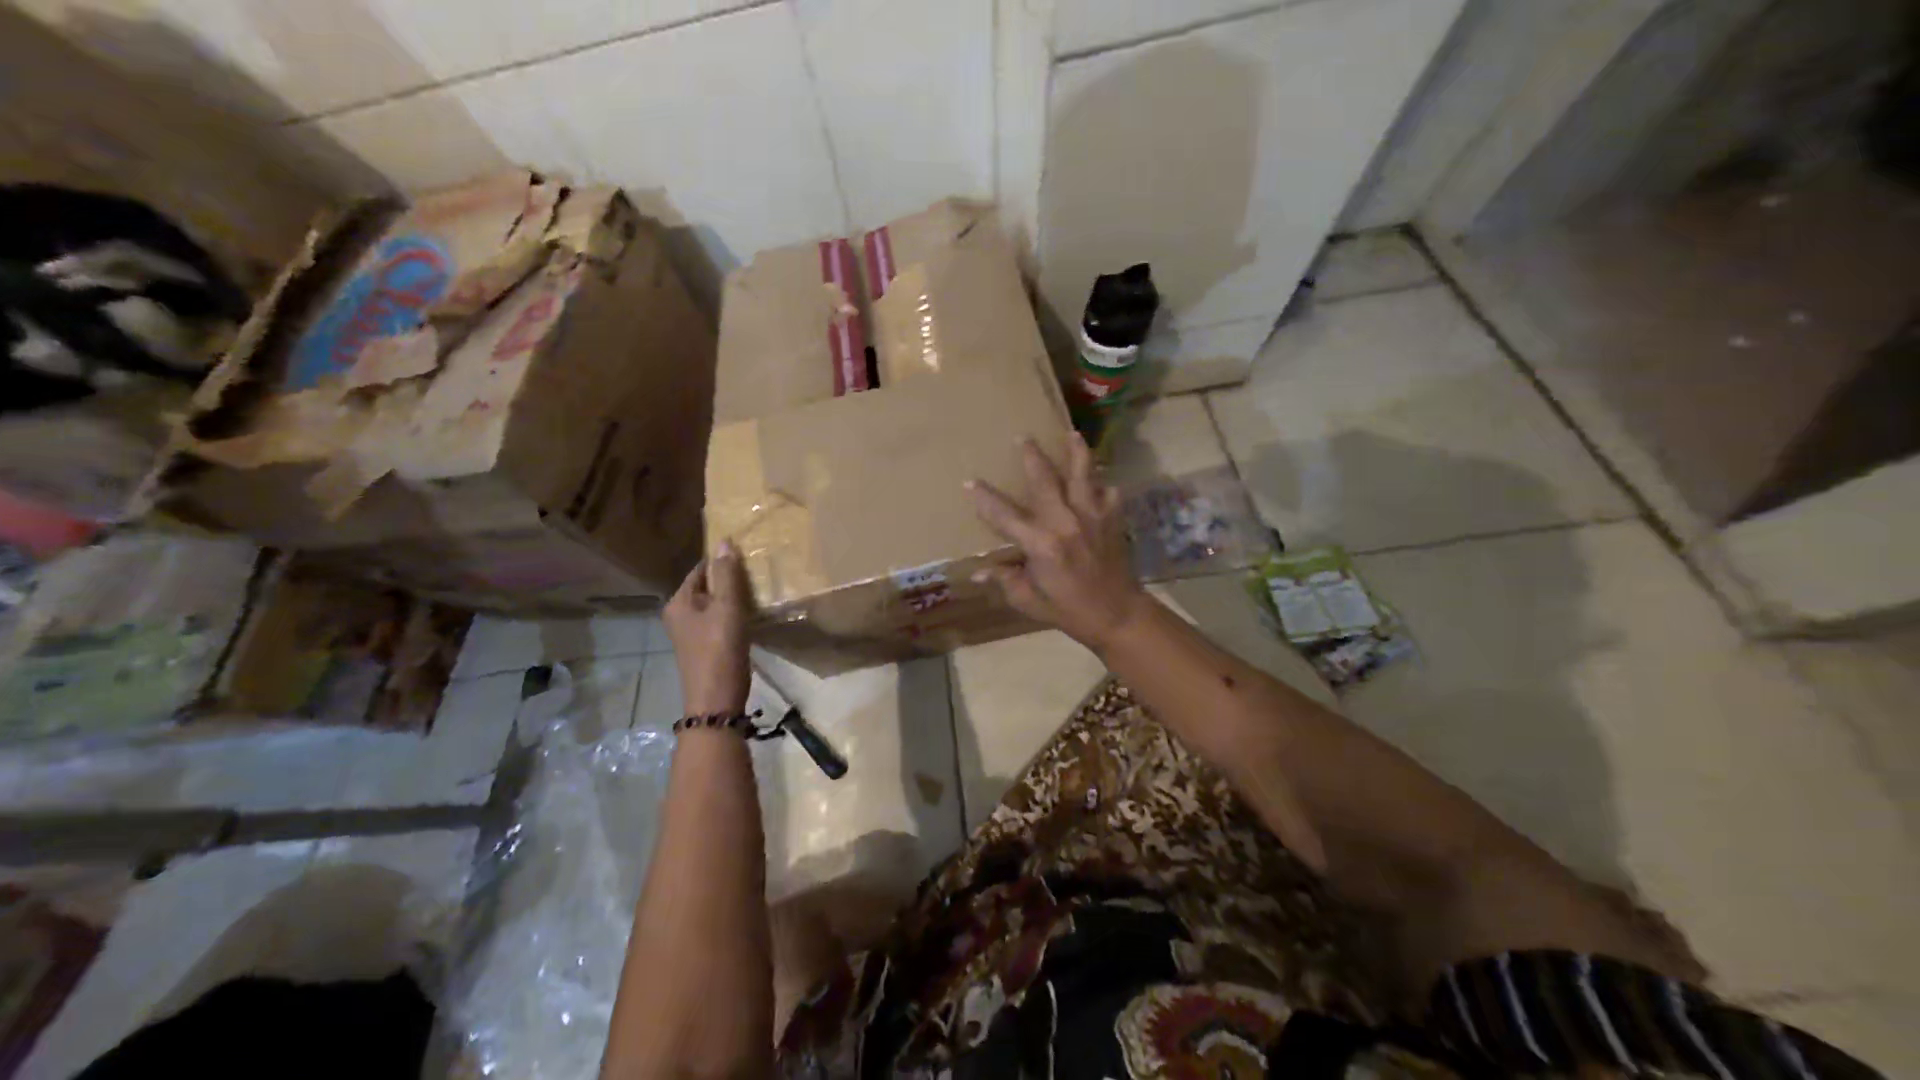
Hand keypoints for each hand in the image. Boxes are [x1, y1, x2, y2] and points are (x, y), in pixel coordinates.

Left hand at [665, 540, 750, 714]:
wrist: (716, 702)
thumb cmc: (720, 651)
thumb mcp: (727, 609)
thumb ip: (727, 575)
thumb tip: (724, 541)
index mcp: (678, 602)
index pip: (701, 569)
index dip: (723, 562)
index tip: (749, 557)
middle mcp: (679, 615)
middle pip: (707, 587)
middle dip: (730, 581)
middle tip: (758, 575)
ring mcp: (690, 633)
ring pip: (714, 605)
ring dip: (734, 599)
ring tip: (757, 593)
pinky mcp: (704, 647)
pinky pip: (718, 621)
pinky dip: (733, 616)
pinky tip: (750, 617)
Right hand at [967, 436, 1150, 651]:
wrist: (1118, 615)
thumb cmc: (1069, 611)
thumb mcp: (1029, 601)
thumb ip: (1005, 580)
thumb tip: (978, 573)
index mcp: (1041, 544)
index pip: (1005, 515)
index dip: (985, 498)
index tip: (969, 482)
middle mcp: (1065, 522)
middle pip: (1045, 479)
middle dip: (1032, 456)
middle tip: (1023, 437)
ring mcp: (1092, 517)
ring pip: (1083, 475)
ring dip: (1076, 452)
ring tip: (1071, 433)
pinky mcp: (1112, 520)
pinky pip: (1109, 492)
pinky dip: (1103, 484)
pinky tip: (1100, 479)